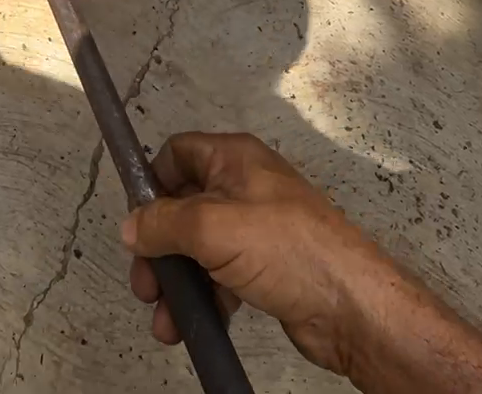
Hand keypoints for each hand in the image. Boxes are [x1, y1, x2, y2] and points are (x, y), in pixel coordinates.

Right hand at [124, 131, 481, 393]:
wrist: (352, 308)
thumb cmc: (283, 248)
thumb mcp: (209, 226)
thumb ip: (161, 222)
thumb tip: (129, 227)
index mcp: (233, 158)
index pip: (177, 153)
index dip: (152, 181)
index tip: (137, 219)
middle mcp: (242, 185)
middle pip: (181, 206)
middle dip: (157, 246)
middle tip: (144, 283)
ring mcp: (255, 229)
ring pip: (198, 247)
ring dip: (175, 280)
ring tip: (162, 318)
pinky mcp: (265, 267)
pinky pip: (219, 274)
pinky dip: (202, 296)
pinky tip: (188, 326)